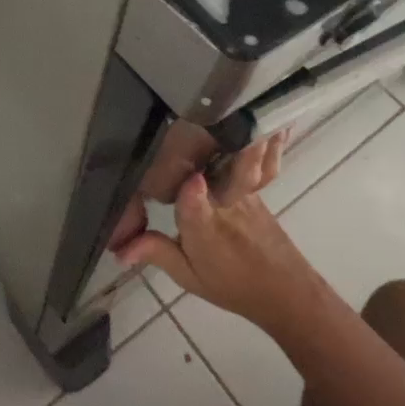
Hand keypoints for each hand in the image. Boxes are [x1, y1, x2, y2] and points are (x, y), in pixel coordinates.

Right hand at [115, 133, 303, 325]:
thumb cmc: (233, 285)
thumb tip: (118, 249)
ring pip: (246, 164)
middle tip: (208, 124)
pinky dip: (269, 147)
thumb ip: (155, 252)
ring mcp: (245, 193)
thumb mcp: (189, 276)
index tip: (189, 180)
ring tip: (247, 112)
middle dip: (225, 154)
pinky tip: (275, 127)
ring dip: (252, 144)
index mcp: (204, 230)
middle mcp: (225, 206)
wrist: (286, 292)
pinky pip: (262, 165)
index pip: (195, 211)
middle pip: (224, 176)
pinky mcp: (258, 188)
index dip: (192, 196)